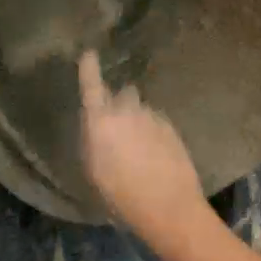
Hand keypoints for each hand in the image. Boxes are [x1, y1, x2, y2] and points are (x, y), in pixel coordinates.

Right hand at [78, 51, 207, 239]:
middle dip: (118, 104)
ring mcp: (152, 117)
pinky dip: (153, 130)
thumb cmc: (121, 196)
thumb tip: (93, 122)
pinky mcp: (172, 127)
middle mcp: (127, 111)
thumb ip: (92, 139)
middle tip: (118, 128)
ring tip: (139, 146)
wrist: (169, 207)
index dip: (89, 68)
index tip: (89, 53)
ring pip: (140, 108)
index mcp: (101, 121)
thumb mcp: (94, 171)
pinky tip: (155, 153)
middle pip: (121, 94)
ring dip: (137, 119)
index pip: (91, 86)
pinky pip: (157, 120)